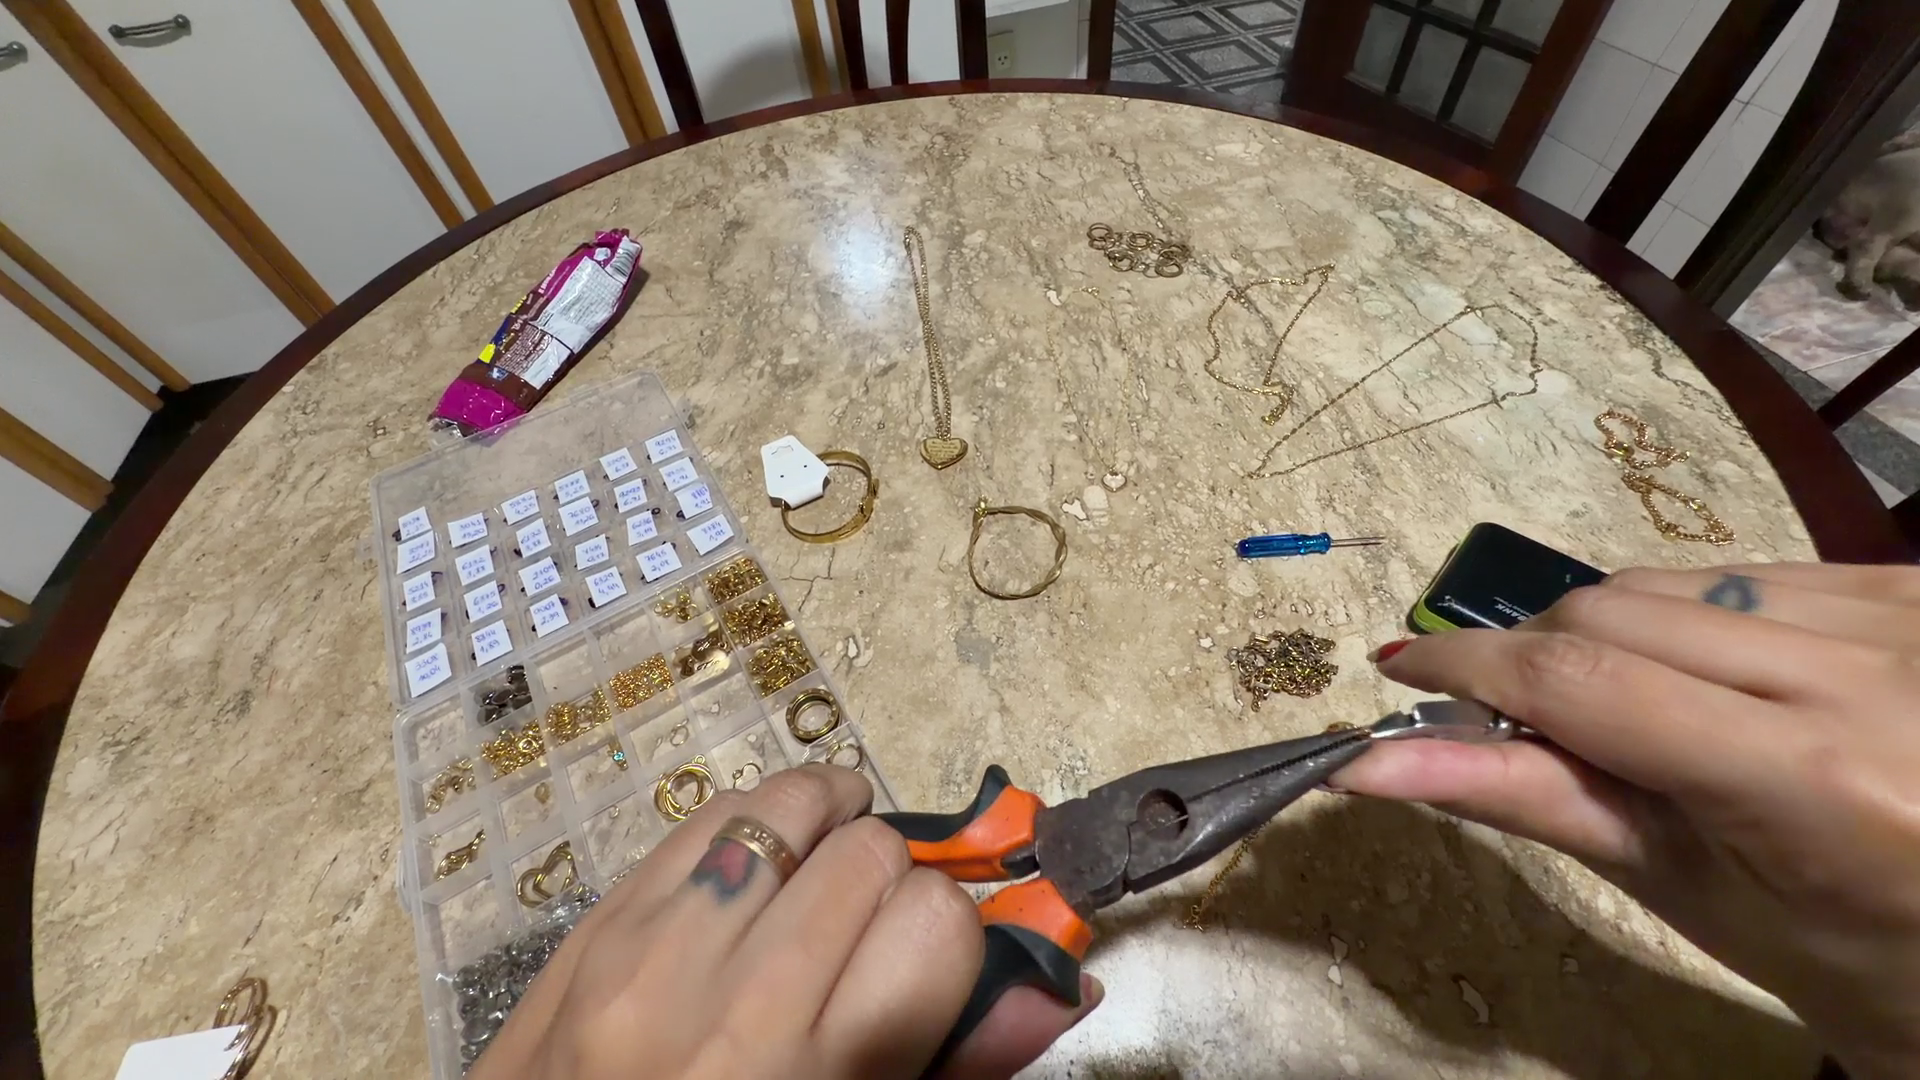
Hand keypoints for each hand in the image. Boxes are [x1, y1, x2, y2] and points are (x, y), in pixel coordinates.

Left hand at [467, 765, 1098, 1079]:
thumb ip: (965, 1061)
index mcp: (820, 1072)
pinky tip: (756, 861)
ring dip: (827, 824)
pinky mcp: (599, 916)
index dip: (942, 928)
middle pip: (871, 851)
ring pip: (792, 803)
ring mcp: (653, 948)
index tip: (917, 953)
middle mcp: (735, 1002)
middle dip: (885, 879)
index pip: (936, 920)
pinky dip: (756, 822)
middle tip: (860, 923)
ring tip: (817, 863)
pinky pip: (714, 812)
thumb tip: (1063, 982)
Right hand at [1333, 563, 1919, 1079]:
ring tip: (1631, 709)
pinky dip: (1667, 620)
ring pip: (1651, 586)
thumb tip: (1363, 766)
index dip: (1462, 662)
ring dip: (1596, 640)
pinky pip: (1719, 573)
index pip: (1575, 681)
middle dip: (1529, 660)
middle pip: (1602, 616)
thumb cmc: (1833, 951)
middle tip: (1529, 724)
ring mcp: (1902, 617)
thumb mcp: (1668, 882)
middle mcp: (1874, 679)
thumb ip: (1514, 797)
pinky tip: (1704, 676)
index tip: (1396, 667)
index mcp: (1818, 782)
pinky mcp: (1906, 583)